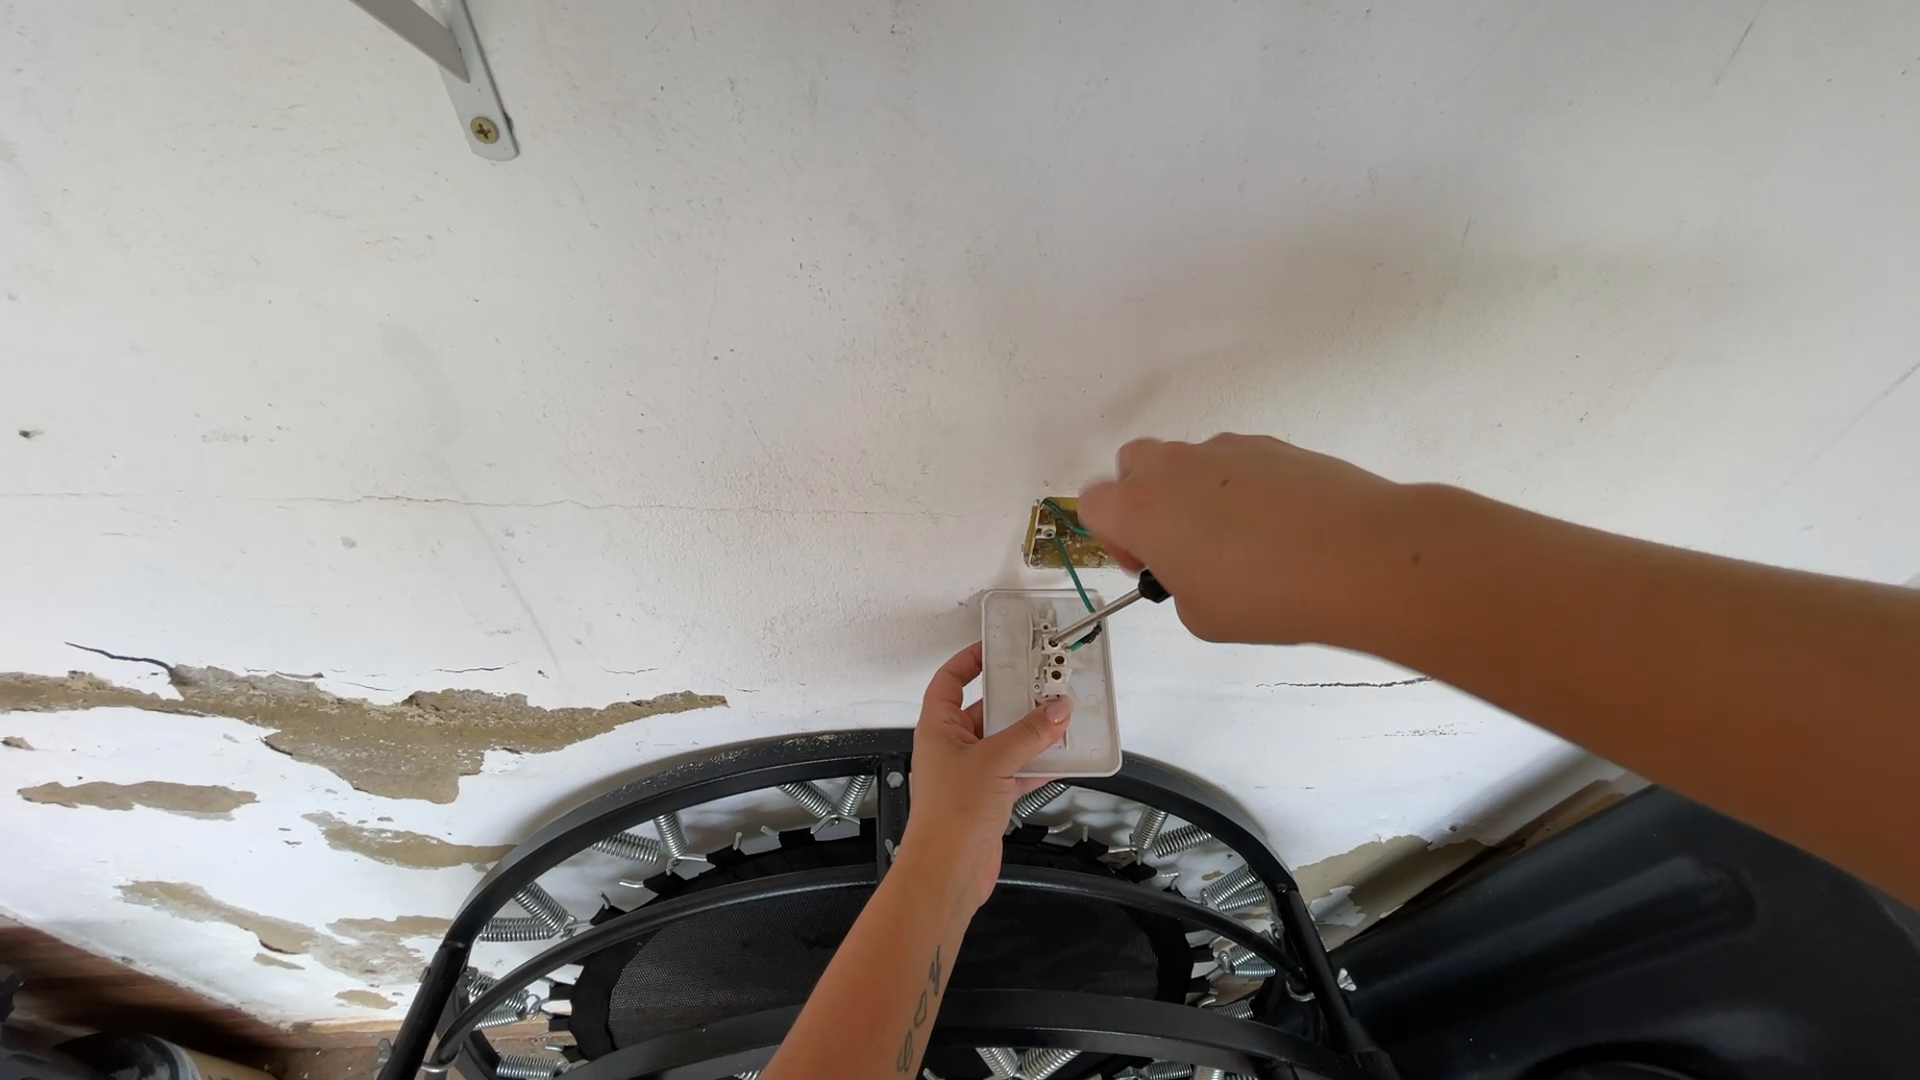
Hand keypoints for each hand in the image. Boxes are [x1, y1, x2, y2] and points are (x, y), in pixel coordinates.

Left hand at [902, 643, 1072, 912]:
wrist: (948, 873)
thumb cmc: (952, 813)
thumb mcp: (995, 761)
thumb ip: (1030, 733)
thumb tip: (1057, 709)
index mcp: (938, 727)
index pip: (949, 681)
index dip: (968, 661)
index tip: (996, 649)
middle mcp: (951, 747)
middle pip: (984, 711)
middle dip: (1013, 700)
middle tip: (1043, 685)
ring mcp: (969, 773)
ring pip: (1003, 742)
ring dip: (1030, 734)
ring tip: (1060, 719)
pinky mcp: (986, 798)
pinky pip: (1014, 771)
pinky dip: (1035, 765)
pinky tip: (1060, 759)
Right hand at [1077, 434, 1409, 647]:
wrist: (1359, 557)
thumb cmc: (1265, 596)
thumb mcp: (1200, 616)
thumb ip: (1177, 584)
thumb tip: (1198, 565)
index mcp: (1140, 509)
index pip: (1092, 503)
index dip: (1111, 536)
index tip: (1146, 563)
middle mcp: (1172, 467)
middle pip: (1131, 465)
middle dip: (1143, 498)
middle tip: (1179, 542)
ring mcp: (1223, 449)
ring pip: (1186, 462)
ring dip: (1194, 492)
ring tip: (1242, 539)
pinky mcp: (1270, 444)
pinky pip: (1234, 462)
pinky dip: (1241, 486)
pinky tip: (1279, 525)